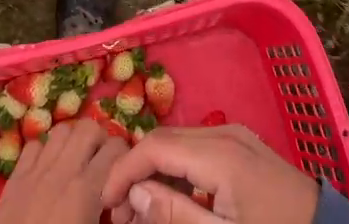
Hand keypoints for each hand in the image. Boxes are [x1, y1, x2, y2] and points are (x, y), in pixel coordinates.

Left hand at [0, 119, 128, 223]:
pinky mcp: (16, 177)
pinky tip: (49, 168)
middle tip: (102, 163)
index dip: (124, 155)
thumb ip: (107, 214)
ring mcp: (36, 170)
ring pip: (61, 130)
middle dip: (100, 140)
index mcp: (86, 189)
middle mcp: (63, 170)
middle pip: (88, 128)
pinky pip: (34, 145)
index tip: (124, 171)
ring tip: (77, 161)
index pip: (115, 147)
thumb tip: (122, 202)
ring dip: (73, 140)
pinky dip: (45, 150)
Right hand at [102, 125, 318, 223]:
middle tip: (121, 215)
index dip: (123, 171)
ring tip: (142, 210)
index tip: (104, 205)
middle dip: (136, 172)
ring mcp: (236, 136)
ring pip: (179, 142)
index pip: (154, 147)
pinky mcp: (244, 146)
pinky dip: (177, 168)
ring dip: (155, 170)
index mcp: (219, 152)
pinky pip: (198, 148)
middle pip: (164, 140)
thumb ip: (175, 213)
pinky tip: (173, 197)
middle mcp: (224, 132)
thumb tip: (135, 192)